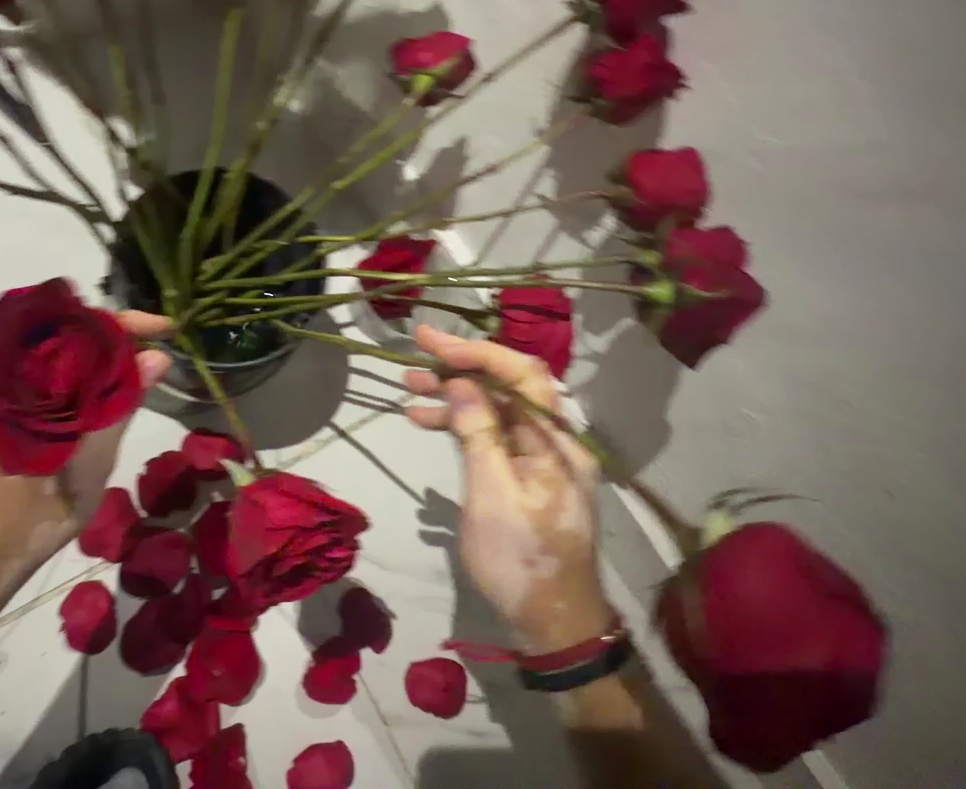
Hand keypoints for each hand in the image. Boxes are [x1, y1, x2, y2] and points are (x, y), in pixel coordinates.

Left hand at [0, 310, 173, 569]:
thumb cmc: (32, 517)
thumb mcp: (89, 465)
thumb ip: (121, 406)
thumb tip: (158, 356)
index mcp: (29, 382)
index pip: (83, 328)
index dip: (129, 323)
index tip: (166, 329)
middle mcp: (10, 375)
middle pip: (71, 333)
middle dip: (118, 337)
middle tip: (156, 351)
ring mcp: (3, 392)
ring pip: (60, 353)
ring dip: (101, 356)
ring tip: (139, 367)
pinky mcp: (2, 409)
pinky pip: (48, 374)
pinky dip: (81, 375)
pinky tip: (104, 392)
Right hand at [404, 325, 617, 652]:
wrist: (554, 622)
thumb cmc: (523, 561)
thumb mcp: (493, 497)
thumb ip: (480, 435)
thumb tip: (465, 384)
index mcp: (556, 440)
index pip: (521, 374)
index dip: (476, 351)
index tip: (432, 342)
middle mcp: (553, 439)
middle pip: (507, 386)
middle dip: (461, 367)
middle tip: (415, 354)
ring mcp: (540, 457)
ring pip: (496, 410)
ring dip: (456, 395)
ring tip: (410, 388)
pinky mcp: (526, 475)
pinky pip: (494, 436)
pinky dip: (463, 426)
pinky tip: (427, 421)